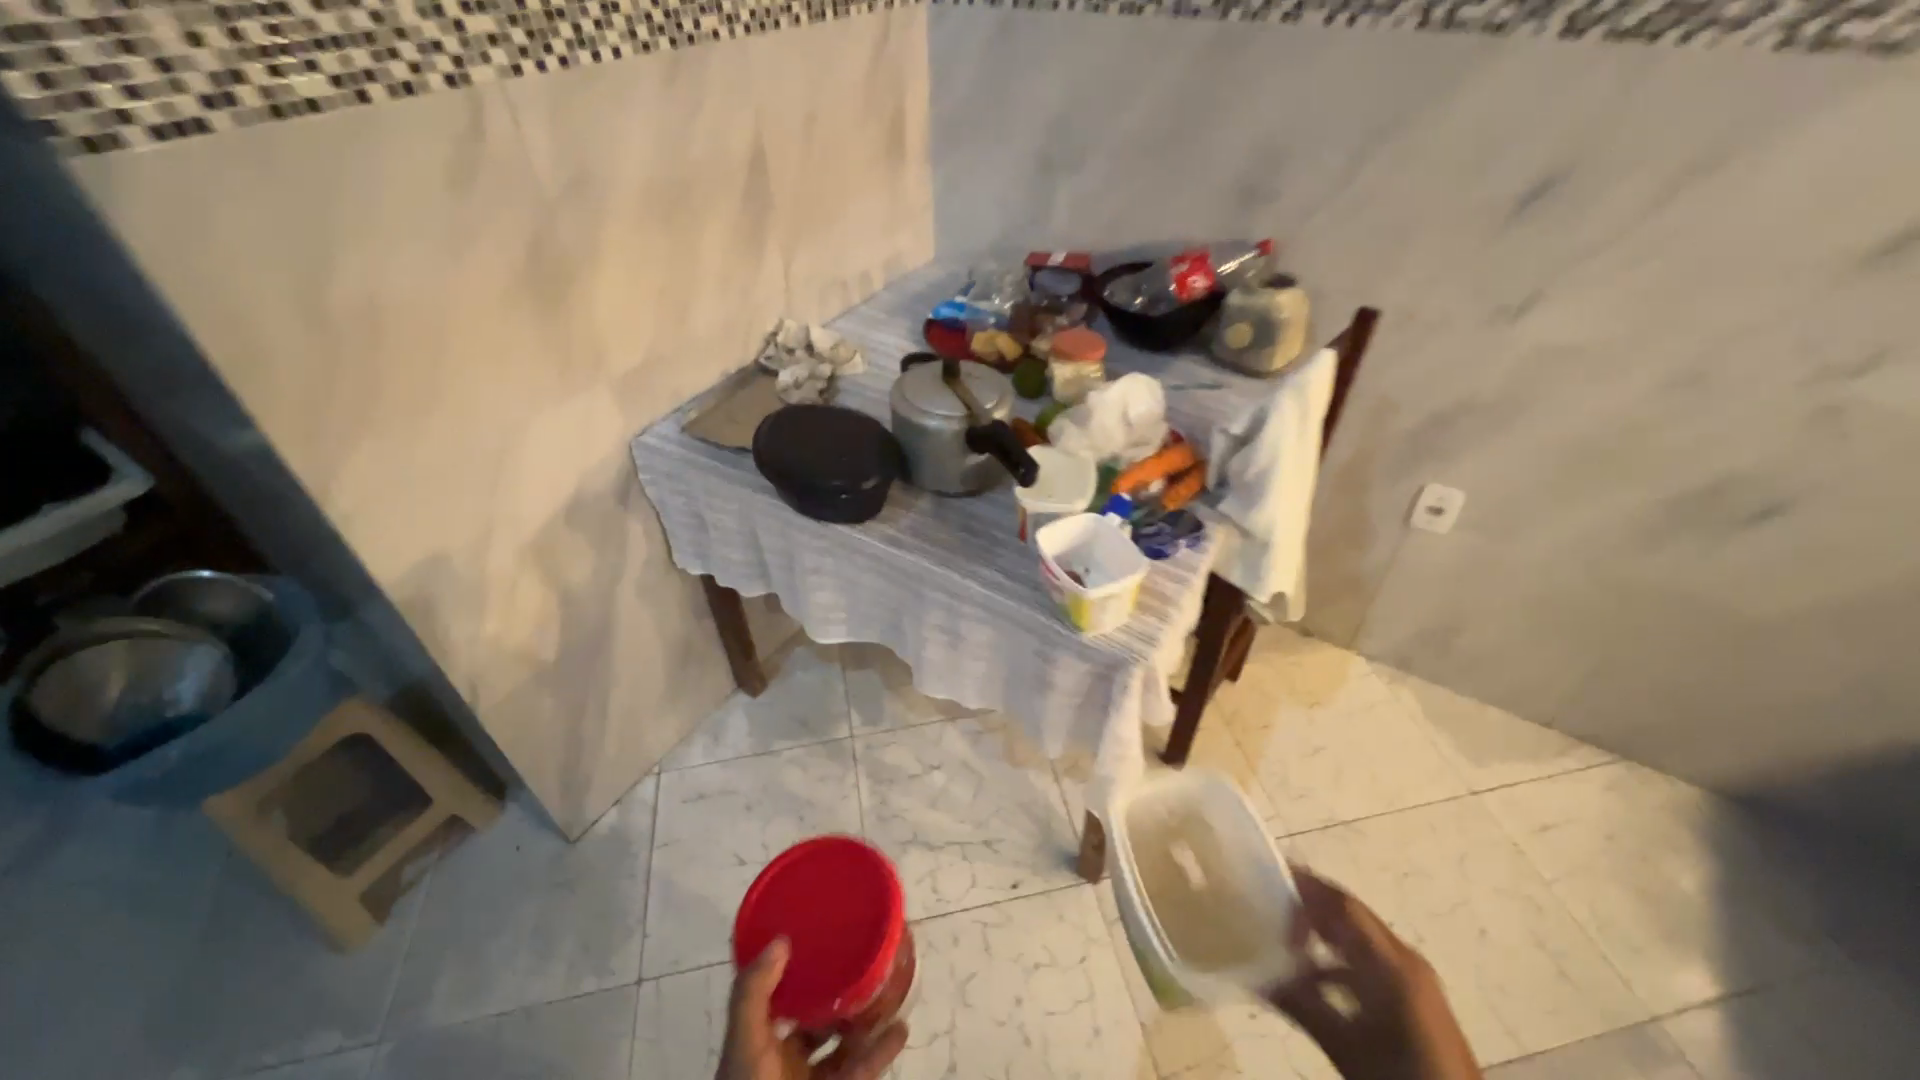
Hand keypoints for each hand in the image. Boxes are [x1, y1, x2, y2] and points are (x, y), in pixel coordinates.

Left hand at [716, 938, 908, 1079]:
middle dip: (839, 994)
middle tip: (865, 963)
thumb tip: (781, 940)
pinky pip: (862, 1070)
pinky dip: (881, 1051)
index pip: (777, 996)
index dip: (797, 970)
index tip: (822, 940)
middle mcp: (783, 1060)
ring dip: (867, 1020)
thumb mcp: (744, 1043)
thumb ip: (754, 994)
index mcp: (757, 1043)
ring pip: (844, 1045)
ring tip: (891, 990)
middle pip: (815, 1019)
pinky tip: (900, 1031)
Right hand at [1264, 867, 1480, 1079]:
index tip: (1269, 876)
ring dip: (1321, 935)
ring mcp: (1412, 980)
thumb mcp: (1347, 1051)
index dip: (1308, 888)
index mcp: (1392, 966)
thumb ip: (1302, 1008)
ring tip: (1278, 939)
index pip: (1345, 907)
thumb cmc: (1403, 1079)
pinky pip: (1368, 964)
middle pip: (1351, 917)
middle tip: (1265, 904)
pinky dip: (1337, 962)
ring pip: (1358, 940)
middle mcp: (1405, 962)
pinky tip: (1309, 982)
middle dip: (1309, 907)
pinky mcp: (1413, 998)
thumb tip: (1255, 977)